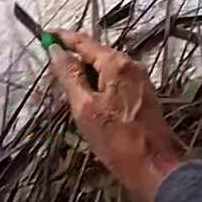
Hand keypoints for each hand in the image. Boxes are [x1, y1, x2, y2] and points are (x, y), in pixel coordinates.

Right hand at [50, 30, 185, 201]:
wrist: (155, 167)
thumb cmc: (116, 139)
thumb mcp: (84, 107)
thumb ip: (70, 76)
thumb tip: (56, 51)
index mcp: (116, 63)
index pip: (84, 42)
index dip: (63, 38)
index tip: (45, 34)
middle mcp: (131, 65)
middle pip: (96, 54)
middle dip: (74, 58)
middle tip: (51, 67)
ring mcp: (139, 80)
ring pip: (105, 69)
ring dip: (85, 74)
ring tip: (64, 87)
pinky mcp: (141, 96)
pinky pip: (114, 82)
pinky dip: (97, 85)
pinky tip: (86, 100)